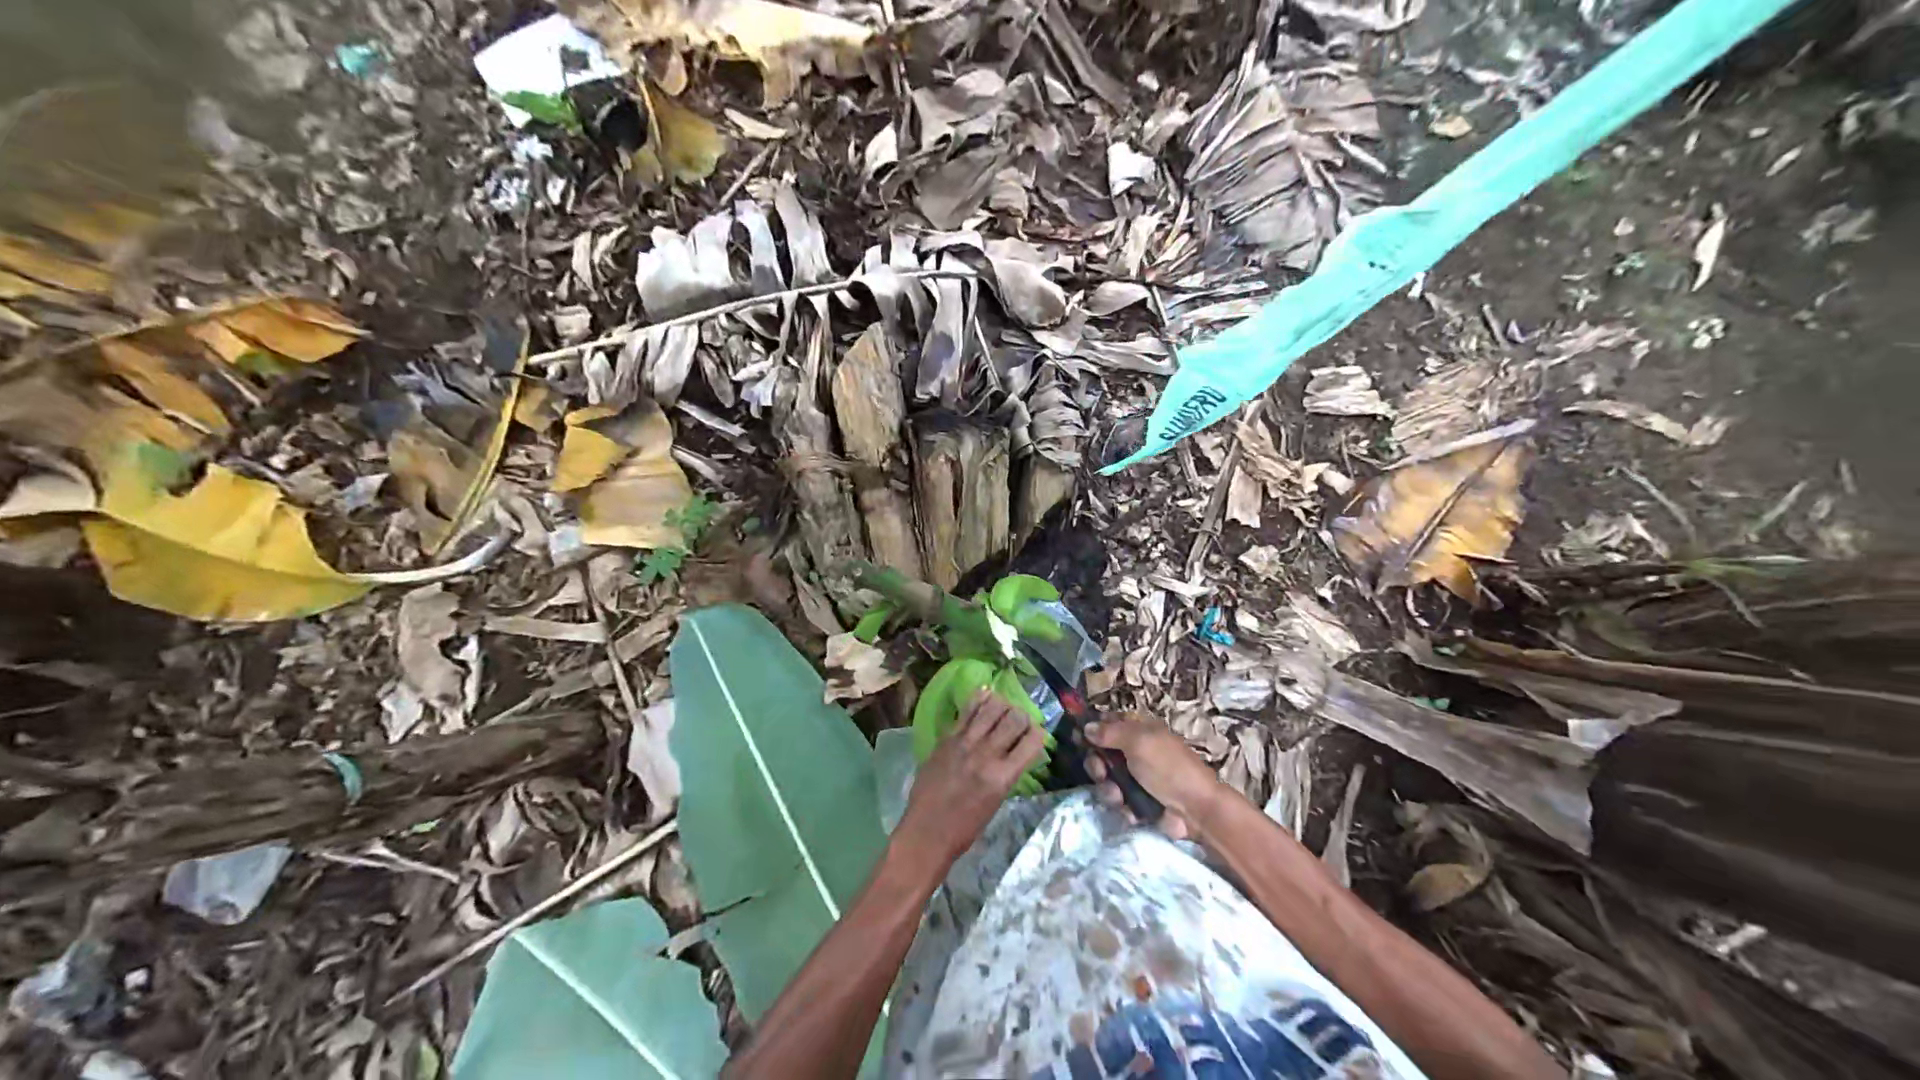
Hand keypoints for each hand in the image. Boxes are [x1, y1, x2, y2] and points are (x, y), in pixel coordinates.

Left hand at [897, 690, 1046, 866]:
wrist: (927, 830)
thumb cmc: (966, 826)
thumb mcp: (997, 801)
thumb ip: (1008, 772)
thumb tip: (1017, 751)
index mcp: (1003, 776)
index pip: (1032, 741)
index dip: (1038, 733)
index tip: (1036, 734)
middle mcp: (987, 754)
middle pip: (1014, 719)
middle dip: (1022, 716)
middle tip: (1019, 721)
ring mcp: (965, 743)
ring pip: (992, 707)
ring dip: (1003, 705)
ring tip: (1003, 708)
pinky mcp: (947, 737)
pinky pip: (967, 710)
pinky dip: (979, 699)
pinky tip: (985, 695)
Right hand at [1084, 712, 1231, 841]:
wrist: (1196, 809)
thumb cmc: (1168, 767)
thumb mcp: (1139, 742)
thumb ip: (1110, 732)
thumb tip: (1087, 727)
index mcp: (1139, 731)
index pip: (1107, 723)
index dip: (1091, 729)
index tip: (1077, 738)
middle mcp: (1136, 752)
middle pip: (1101, 753)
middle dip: (1097, 765)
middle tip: (1101, 773)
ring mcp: (1137, 778)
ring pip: (1107, 780)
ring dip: (1109, 789)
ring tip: (1120, 798)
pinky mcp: (1139, 802)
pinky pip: (1119, 801)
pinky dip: (1123, 807)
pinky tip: (1133, 811)